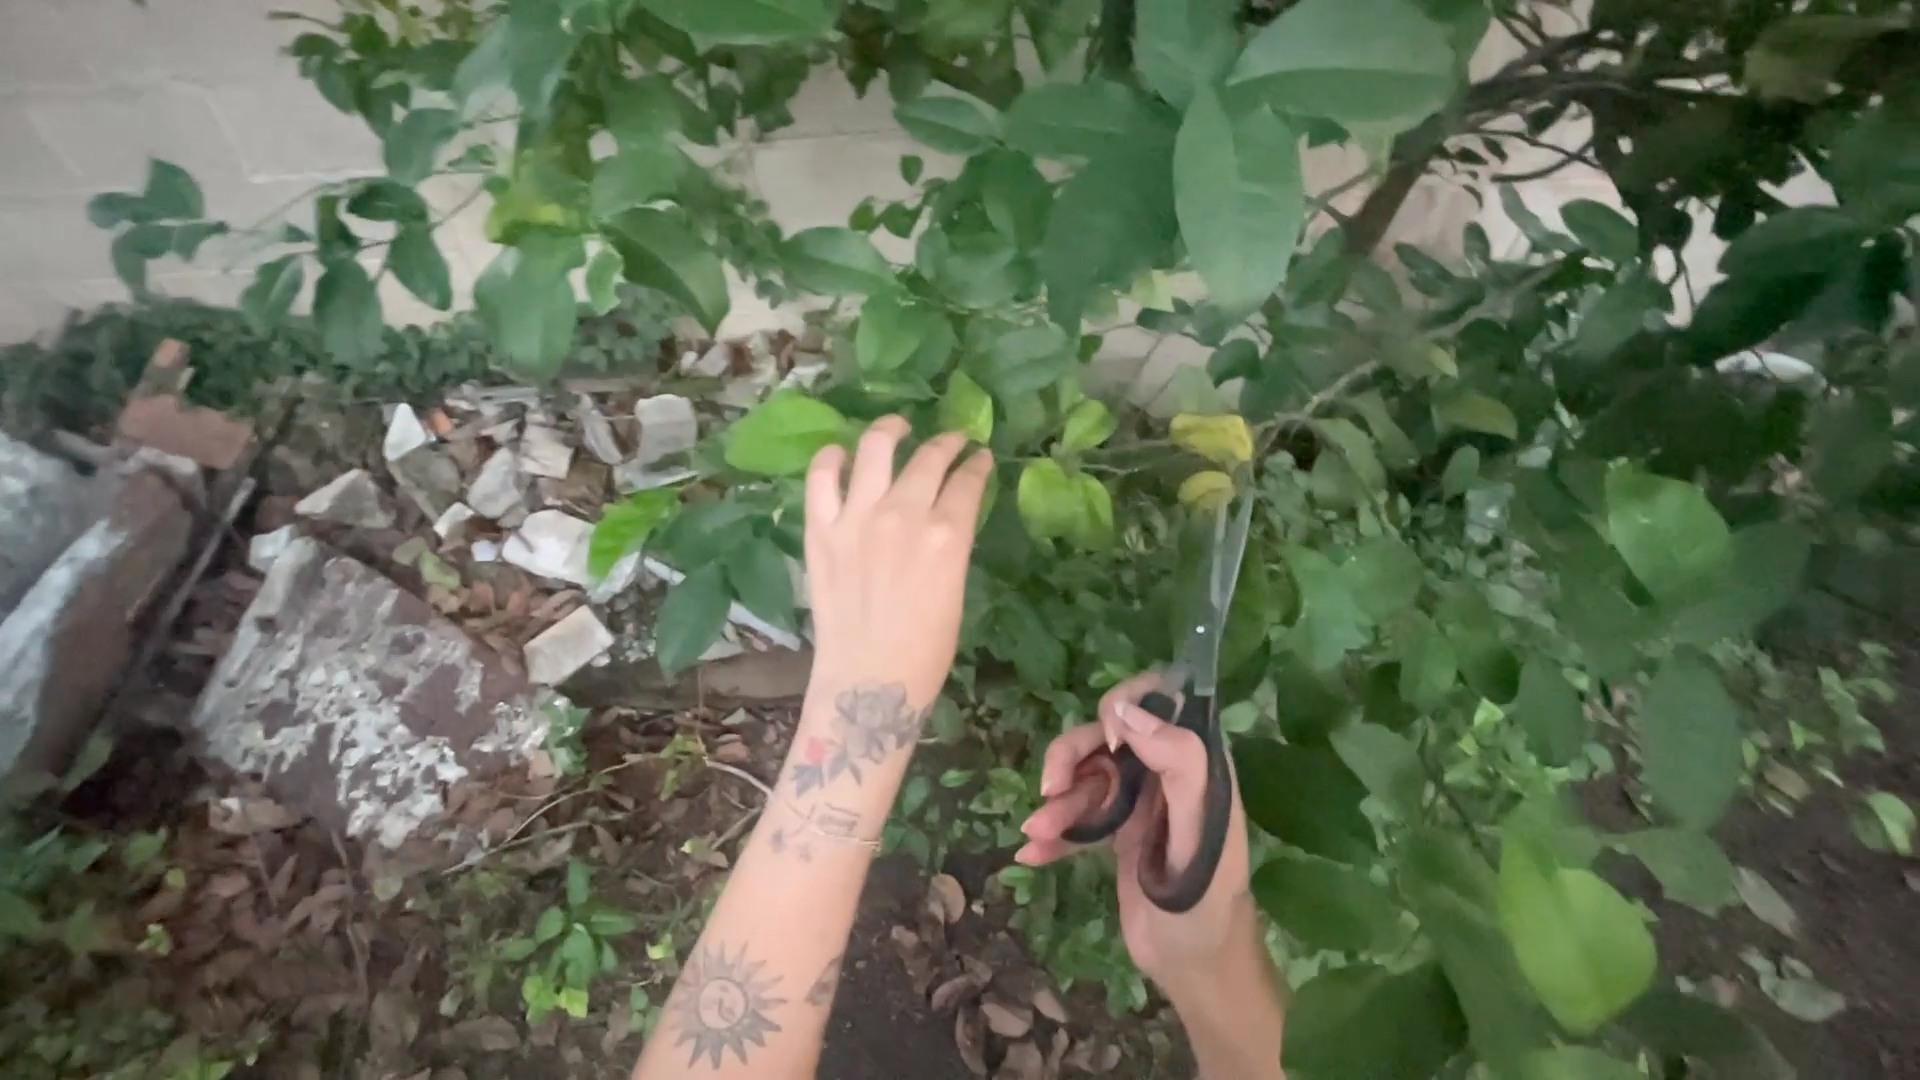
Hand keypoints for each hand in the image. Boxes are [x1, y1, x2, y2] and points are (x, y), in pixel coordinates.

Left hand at [804, 417, 992, 699]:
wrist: (868, 681)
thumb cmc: (925, 649)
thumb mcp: (955, 588)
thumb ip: (952, 543)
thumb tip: (948, 514)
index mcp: (947, 535)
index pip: (968, 481)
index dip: (977, 465)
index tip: (980, 457)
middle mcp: (903, 514)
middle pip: (929, 458)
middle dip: (948, 443)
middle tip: (953, 440)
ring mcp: (857, 517)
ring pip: (875, 448)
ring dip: (891, 429)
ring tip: (897, 427)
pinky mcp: (821, 529)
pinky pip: (821, 477)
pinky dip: (831, 458)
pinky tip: (842, 453)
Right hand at [1014, 672, 1254, 992]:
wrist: (1194, 971)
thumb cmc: (1205, 904)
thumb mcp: (1200, 834)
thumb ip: (1179, 766)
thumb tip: (1126, 712)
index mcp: (1196, 762)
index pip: (1160, 699)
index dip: (1126, 705)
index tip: (1107, 741)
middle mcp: (1164, 772)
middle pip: (1107, 735)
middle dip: (1072, 756)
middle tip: (1050, 789)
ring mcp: (1137, 801)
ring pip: (1086, 775)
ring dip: (1058, 801)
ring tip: (1036, 832)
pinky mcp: (1116, 831)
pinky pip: (1078, 815)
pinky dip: (1054, 832)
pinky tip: (1032, 852)